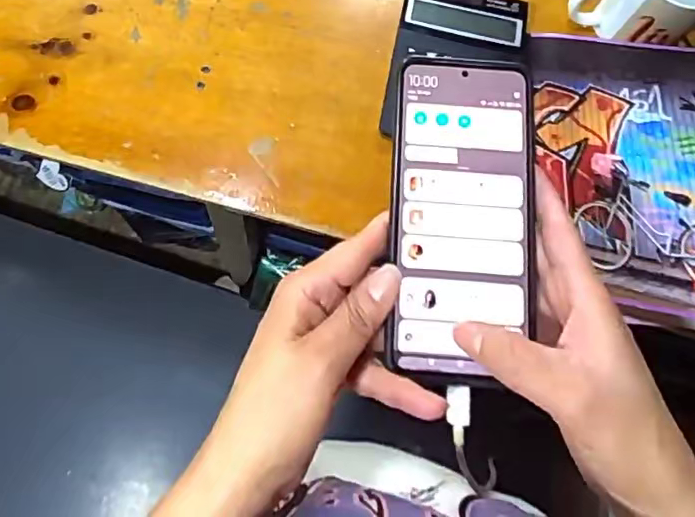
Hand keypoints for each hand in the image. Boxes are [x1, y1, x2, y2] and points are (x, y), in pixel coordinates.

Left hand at [154, 212, 445, 516]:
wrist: (248, 475)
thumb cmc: (268, 414)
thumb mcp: (319, 360)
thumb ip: (357, 318)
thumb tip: (389, 276)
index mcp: (304, 293)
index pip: (351, 253)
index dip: (383, 236)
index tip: (416, 219)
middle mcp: (315, 309)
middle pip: (369, 292)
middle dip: (404, 298)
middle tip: (446, 295)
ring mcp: (325, 341)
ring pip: (374, 331)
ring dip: (403, 347)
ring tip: (440, 351)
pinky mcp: (332, 370)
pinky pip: (369, 366)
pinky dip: (392, 382)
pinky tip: (421, 398)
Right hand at [454, 179, 694, 516]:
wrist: (651, 487)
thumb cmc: (629, 432)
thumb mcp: (570, 392)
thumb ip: (516, 358)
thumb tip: (463, 327)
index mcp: (586, 300)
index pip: (560, 234)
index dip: (542, 195)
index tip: (518, 162)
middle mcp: (573, 308)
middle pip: (535, 255)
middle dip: (506, 223)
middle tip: (466, 197)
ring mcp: (562, 333)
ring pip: (522, 288)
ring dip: (494, 268)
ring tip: (455, 244)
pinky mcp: (551, 357)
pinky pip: (516, 321)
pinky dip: (492, 311)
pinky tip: (467, 307)